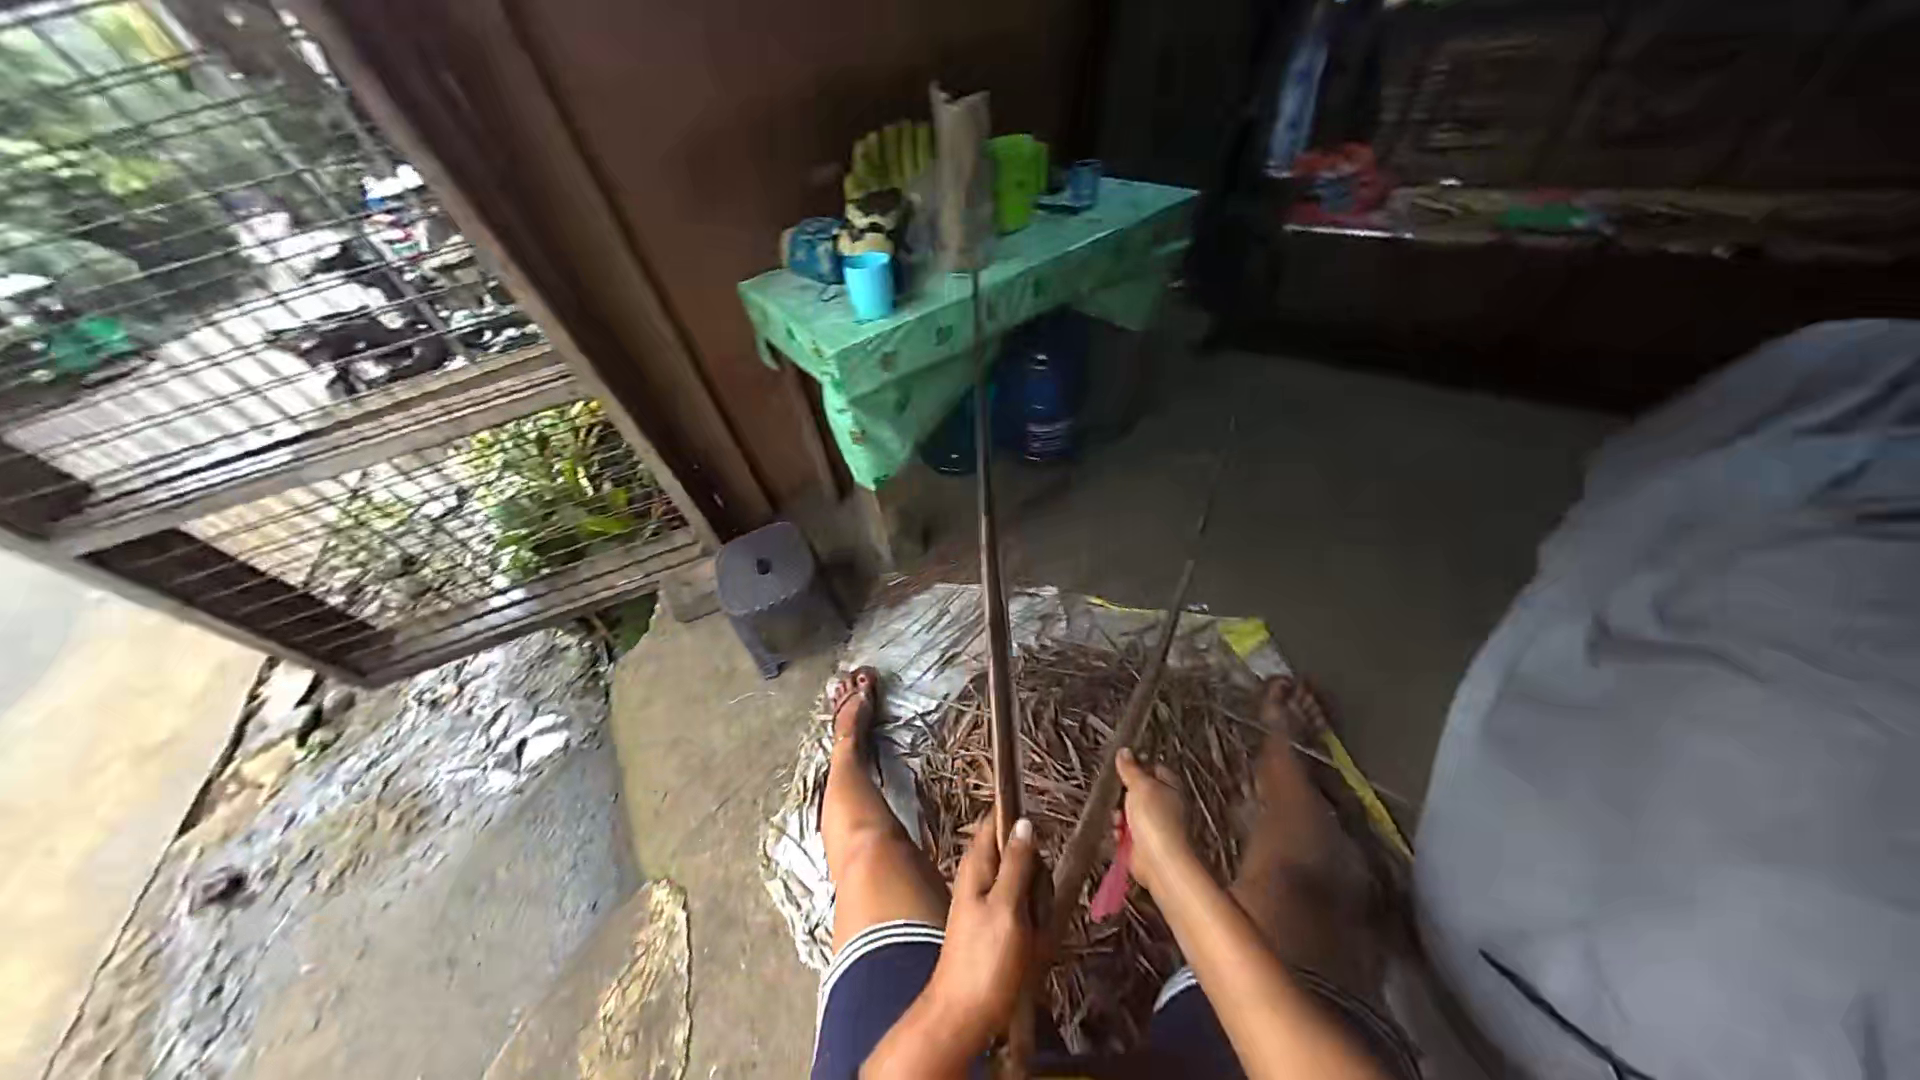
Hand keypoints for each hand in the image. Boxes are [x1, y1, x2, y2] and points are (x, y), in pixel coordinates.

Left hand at [923, 814, 1039, 1049]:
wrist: (963, 1018)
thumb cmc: (985, 961)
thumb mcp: (1007, 907)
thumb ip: (1017, 863)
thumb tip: (1024, 822)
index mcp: (976, 864)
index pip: (995, 820)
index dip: (1018, 819)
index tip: (1041, 837)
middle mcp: (979, 876)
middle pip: (1016, 851)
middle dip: (1035, 870)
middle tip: (1037, 898)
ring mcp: (987, 901)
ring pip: (1024, 882)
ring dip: (1037, 900)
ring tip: (1035, 927)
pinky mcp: (995, 925)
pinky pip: (1023, 909)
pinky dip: (1033, 921)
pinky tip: (1033, 943)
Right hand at [1115, 748, 1193, 895]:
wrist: (1158, 859)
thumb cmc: (1155, 819)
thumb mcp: (1140, 785)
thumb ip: (1130, 768)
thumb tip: (1124, 751)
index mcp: (1168, 787)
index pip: (1153, 769)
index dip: (1138, 766)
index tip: (1123, 767)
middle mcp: (1162, 805)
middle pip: (1136, 790)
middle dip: (1123, 794)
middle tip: (1117, 794)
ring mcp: (1152, 824)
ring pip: (1127, 811)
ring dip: (1119, 815)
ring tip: (1119, 819)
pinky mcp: (1140, 842)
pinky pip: (1124, 831)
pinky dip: (1119, 833)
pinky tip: (1119, 834)